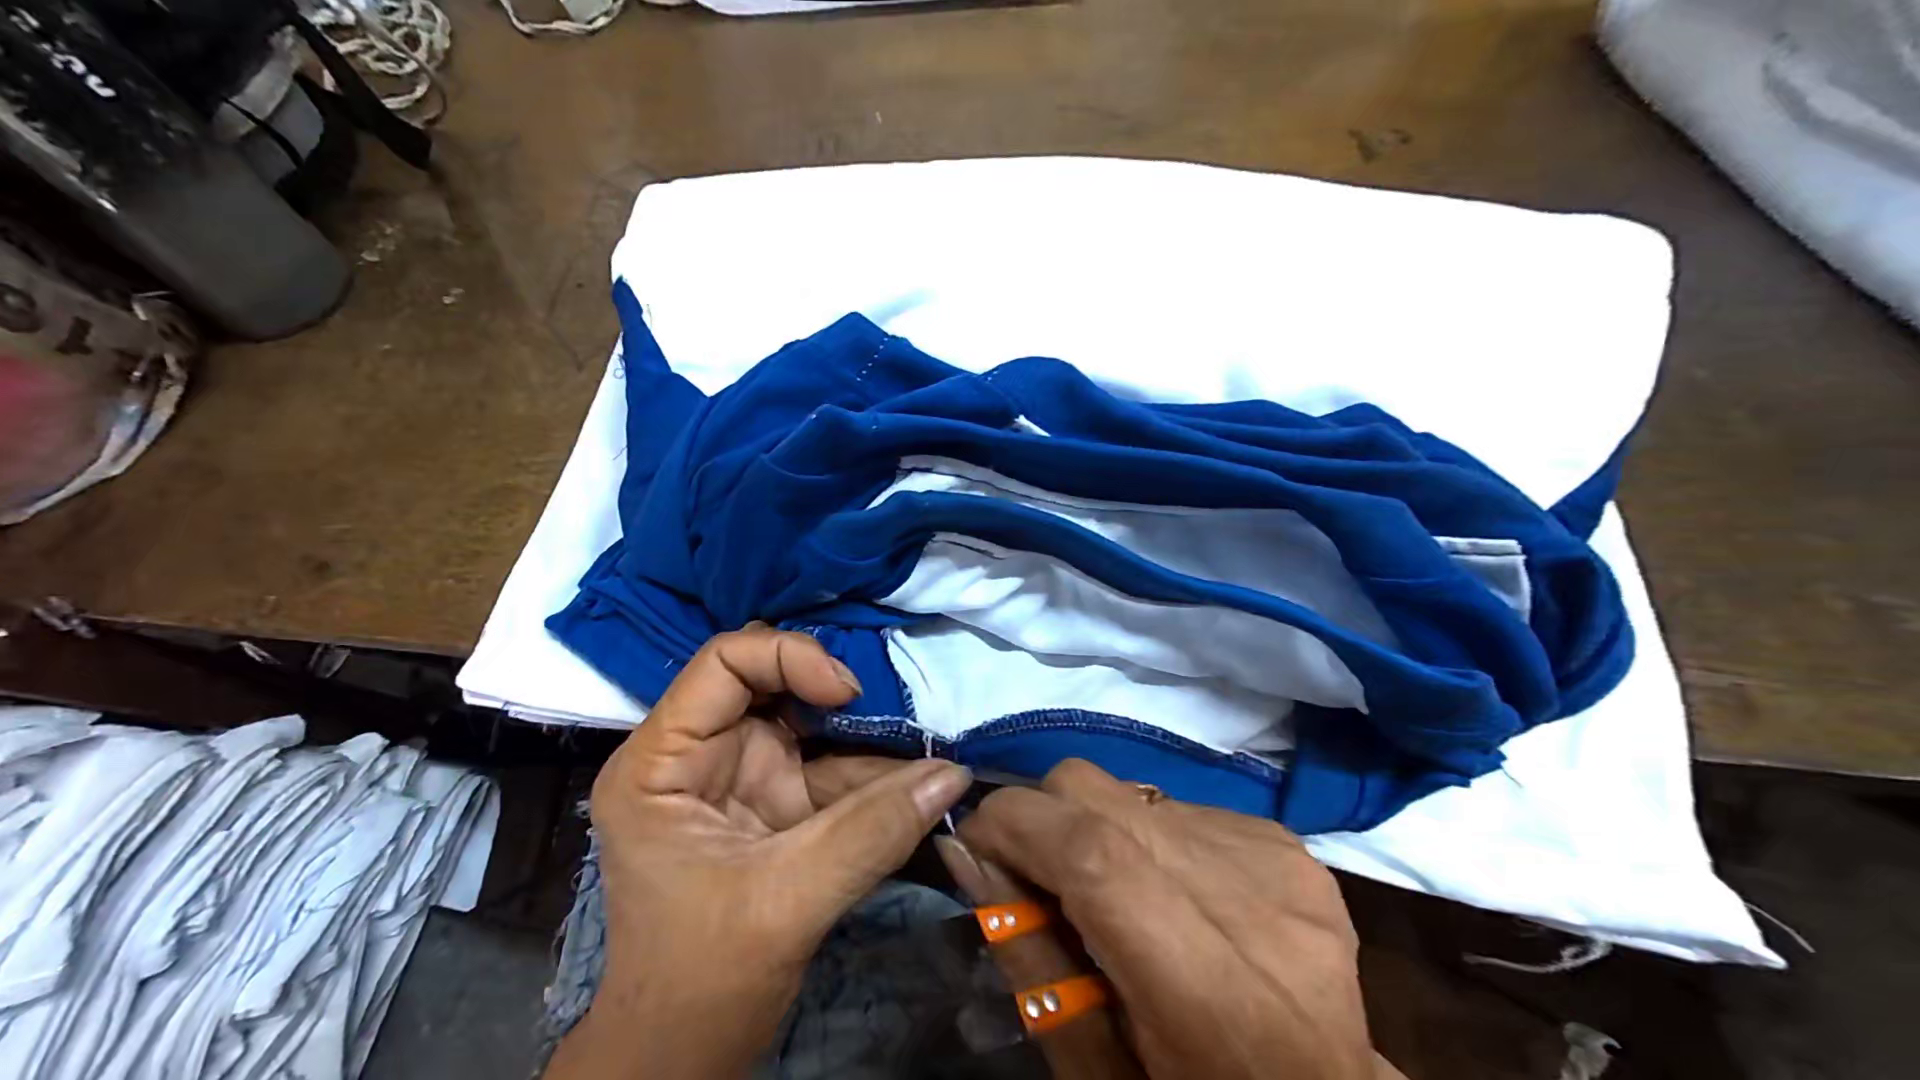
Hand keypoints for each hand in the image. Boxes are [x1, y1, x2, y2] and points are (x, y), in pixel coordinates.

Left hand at [546, 627, 973, 1079]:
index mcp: (663, 761)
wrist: (686, 1058)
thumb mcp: (785, 903)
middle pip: (771, 681)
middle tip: (889, 706)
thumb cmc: (702, 982)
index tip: (846, 693)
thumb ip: (870, 834)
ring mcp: (744, 776)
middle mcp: (701, 753)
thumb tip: (952, 774)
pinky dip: (879, 773)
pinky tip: (923, 773)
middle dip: (833, 688)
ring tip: (925, 730)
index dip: (789, 657)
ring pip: (812, 723)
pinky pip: (835, 768)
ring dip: (867, 729)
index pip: (724, 663)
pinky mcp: (780, 803)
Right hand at [949, 760, 1400, 1079]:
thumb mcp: (1094, 1068)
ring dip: (1096, 829)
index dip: (1017, 827)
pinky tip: (1171, 895)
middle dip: (1043, 816)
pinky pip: (1176, 805)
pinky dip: (1147, 837)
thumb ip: (1028, 956)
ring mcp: (1279, 865)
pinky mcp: (1289, 845)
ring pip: (1132, 791)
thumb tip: (966, 851)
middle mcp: (1255, 908)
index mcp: (1214, 999)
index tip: (975, 843)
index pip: (1095, 856)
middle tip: (1038, 877)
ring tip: (1116, 898)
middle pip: (1105, 795)